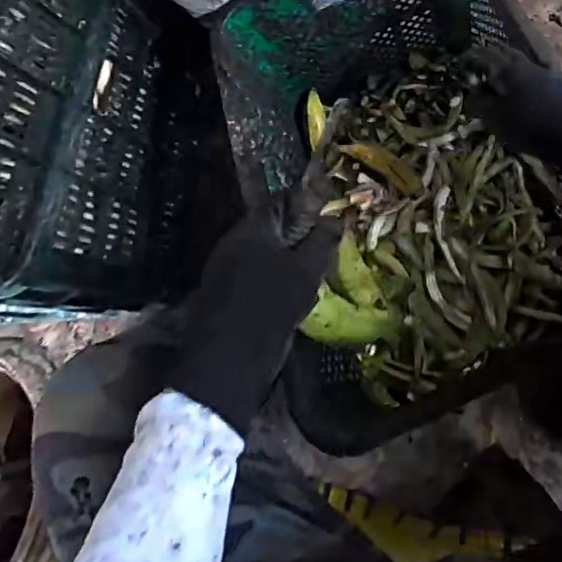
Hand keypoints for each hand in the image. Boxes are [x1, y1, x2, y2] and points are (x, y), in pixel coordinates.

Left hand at [163, 107, 345, 431]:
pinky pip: (256, 274)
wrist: (229, 361)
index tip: (330, 208)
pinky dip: (276, 276)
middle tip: (328, 238)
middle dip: (300, 230)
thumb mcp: (307, 268)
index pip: (280, 200)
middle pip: (271, 225)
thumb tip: (337, 216)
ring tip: (316, 266)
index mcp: (251, 228)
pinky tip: (296, 290)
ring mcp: (226, 269)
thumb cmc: (272, 304)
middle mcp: (233, 243)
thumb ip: (323, 238)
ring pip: (265, 251)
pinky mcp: (225, 294)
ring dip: (289, 256)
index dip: (306, 201)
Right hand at [469, 47, 561, 189]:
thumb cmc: (531, 126)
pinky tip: (524, 87)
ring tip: (499, 76)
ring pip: (522, 62)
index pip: (483, 55)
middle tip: (479, 65)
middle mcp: (526, 63)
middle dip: (490, 56)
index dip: (470, 58)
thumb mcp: (497, 119)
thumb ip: (482, 102)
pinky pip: (535, 73)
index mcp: (508, 67)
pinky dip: (524, 76)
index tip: (460, 63)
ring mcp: (546, 72)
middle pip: (505, 53)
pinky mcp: (560, 84)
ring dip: (508, 65)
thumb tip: (473, 90)